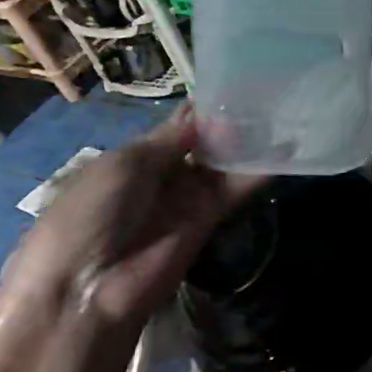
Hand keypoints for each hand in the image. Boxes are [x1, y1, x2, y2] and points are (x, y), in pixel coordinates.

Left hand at [0, 106, 260, 323]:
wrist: (87, 288)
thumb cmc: (88, 215)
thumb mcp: (122, 166)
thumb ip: (169, 139)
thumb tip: (202, 112)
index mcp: (132, 158)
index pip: (175, 127)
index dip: (201, 108)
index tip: (234, 83)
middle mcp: (164, 175)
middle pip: (204, 143)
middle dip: (228, 122)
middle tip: (263, 95)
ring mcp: (188, 198)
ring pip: (223, 163)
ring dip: (246, 142)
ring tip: (279, 112)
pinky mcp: (210, 219)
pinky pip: (235, 189)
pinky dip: (258, 171)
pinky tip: (283, 149)